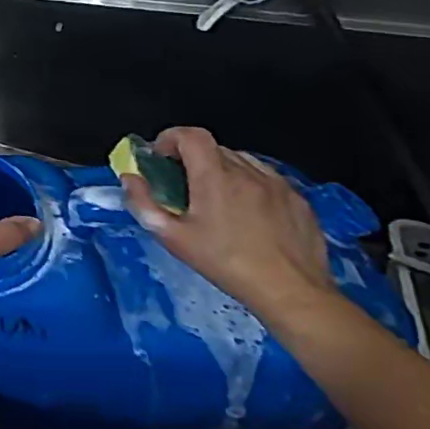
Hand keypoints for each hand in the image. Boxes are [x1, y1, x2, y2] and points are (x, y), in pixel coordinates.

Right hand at [121, 127, 335, 317]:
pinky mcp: (299, 199)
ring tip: (216, 196)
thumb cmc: (225, 264)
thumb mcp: (172, 237)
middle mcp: (248, 172)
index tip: (161, 157)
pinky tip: (247, 211)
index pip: (191, 135)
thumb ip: (142, 203)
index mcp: (215, 177)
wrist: (292, 293)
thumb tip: (130, 178)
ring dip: (221, 168)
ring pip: (242, 160)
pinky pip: (267, 177)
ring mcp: (278, 184)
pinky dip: (249, 182)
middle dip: (192, 158)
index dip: (170, 138)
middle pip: (214, 147)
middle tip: (183, 184)